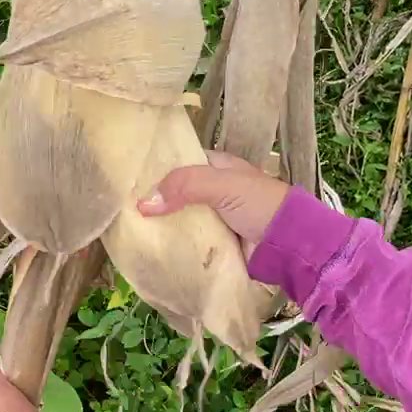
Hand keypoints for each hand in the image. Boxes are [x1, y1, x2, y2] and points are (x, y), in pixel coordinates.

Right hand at [136, 150, 290, 257]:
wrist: (288, 244)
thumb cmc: (260, 204)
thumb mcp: (222, 185)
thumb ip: (185, 186)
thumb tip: (143, 204)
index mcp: (217, 168)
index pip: (180, 163)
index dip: (157, 169)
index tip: (129, 180)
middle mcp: (213, 191)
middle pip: (176, 194)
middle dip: (155, 202)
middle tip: (123, 211)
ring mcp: (214, 219)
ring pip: (180, 219)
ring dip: (162, 226)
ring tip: (130, 232)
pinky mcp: (214, 244)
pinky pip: (188, 242)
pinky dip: (174, 246)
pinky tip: (151, 249)